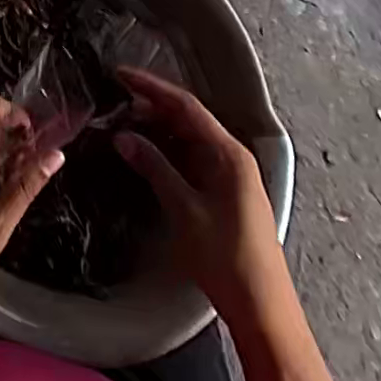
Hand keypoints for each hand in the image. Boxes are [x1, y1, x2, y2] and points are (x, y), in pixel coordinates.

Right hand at [111, 67, 283, 318]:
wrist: (262, 305)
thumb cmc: (226, 258)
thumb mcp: (185, 211)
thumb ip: (155, 169)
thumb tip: (124, 137)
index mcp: (228, 152)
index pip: (186, 106)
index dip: (152, 88)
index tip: (123, 75)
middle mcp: (232, 154)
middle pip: (189, 119)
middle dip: (153, 106)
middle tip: (117, 100)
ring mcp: (230, 172)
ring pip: (190, 138)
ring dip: (159, 129)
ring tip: (125, 122)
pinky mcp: (225, 190)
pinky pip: (194, 157)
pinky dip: (169, 151)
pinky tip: (148, 152)